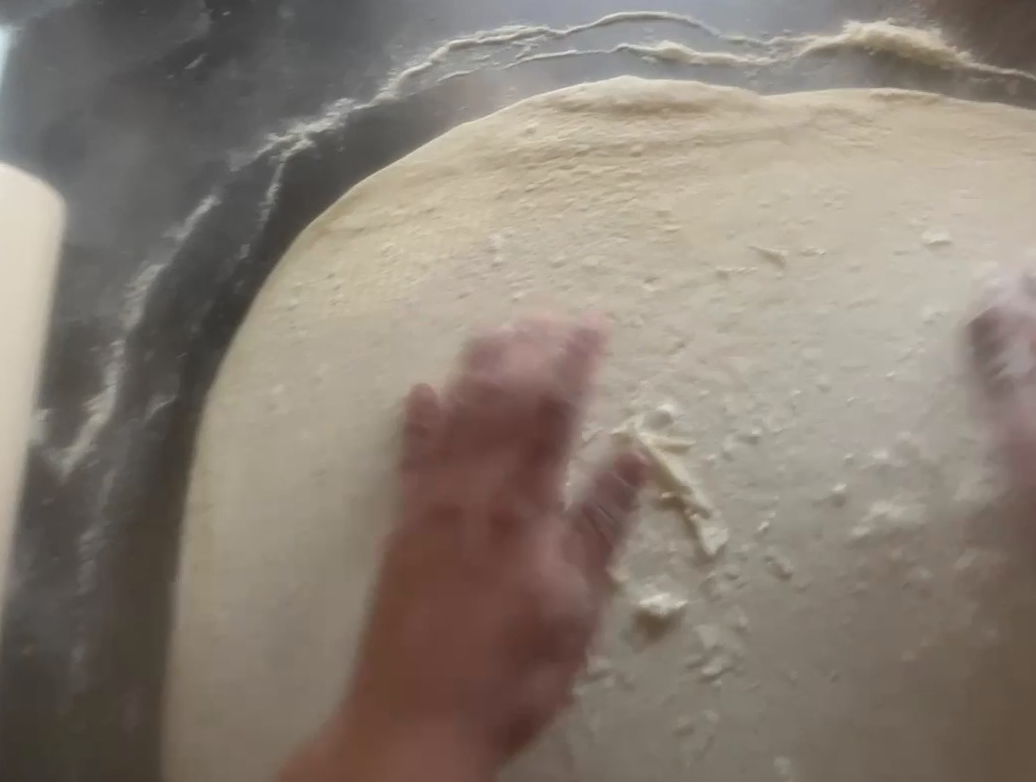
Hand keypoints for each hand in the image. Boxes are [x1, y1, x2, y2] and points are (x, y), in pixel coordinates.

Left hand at [284, 315, 647, 781]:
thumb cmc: (512, 669)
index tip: (594, 326)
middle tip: (552, 314)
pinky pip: (409, 455)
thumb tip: (633, 457)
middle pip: (504, 398)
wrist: (415, 722)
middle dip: (532, 349)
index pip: (554, 411)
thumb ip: (600, 525)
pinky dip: (417, 418)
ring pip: (458, 413)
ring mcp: (432, 499)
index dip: (575, 362)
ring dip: (480, 366)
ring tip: (500, 329)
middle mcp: (475, 485)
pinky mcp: (403, 521)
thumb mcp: (576, 607)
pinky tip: (421, 389)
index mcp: (524, 503)